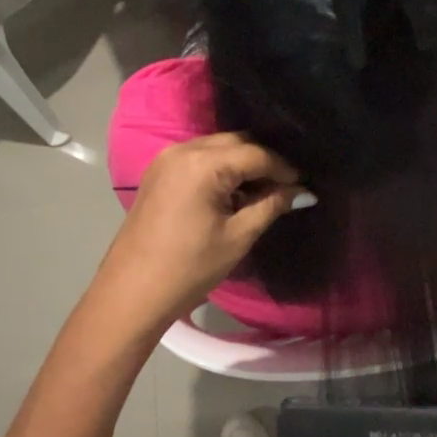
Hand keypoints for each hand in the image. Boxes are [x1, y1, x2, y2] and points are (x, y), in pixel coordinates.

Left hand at [93, 133, 310, 328]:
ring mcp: (166, 159)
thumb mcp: (238, 236)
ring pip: (217, 148)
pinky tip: (234, 192)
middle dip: (263, 160)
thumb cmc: (189, 268)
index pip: (255, 153)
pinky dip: (220, 168)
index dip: (284, 168)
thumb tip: (303, 191)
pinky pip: (198, 158)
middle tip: (287, 186)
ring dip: (241, 163)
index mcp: (203, 163)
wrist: (131, 294)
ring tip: (263, 191)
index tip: (305, 184)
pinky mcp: (158, 173)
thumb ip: (271, 205)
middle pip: (236, 142)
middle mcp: (183, 150)